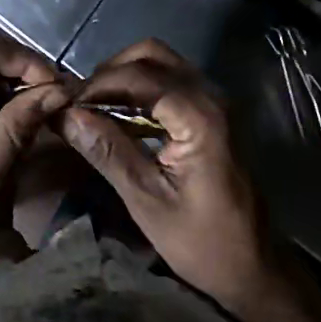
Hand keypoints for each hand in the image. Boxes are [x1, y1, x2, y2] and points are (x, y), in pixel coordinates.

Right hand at [58, 40, 320, 321]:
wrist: (255, 266)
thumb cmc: (203, 242)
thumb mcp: (147, 201)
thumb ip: (107, 151)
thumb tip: (66, 115)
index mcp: (199, 116)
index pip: (139, 76)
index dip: (98, 84)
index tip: (65, 103)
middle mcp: (211, 96)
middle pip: (152, 55)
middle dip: (111, 71)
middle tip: (80, 102)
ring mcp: (215, 102)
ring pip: (163, 64)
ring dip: (126, 77)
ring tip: (93, 107)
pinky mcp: (213, 113)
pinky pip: (172, 82)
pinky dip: (142, 89)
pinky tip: (119, 116)